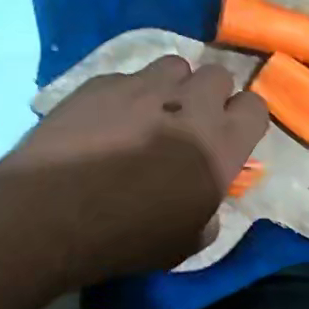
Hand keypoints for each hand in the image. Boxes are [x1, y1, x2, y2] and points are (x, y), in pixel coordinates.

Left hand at [0, 56, 268, 283]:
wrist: (52, 215)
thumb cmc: (128, 237)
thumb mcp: (185, 243)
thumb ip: (206, 213)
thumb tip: (203, 204)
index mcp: (221, 144)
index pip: (256, 107)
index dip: (243, 120)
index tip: (229, 138)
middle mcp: (190, 104)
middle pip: (219, 75)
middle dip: (210, 96)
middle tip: (190, 124)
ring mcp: (143, 87)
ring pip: (175, 65)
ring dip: (172, 86)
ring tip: (150, 113)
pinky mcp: (101, 82)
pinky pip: (127, 77)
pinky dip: (126, 94)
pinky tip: (105, 121)